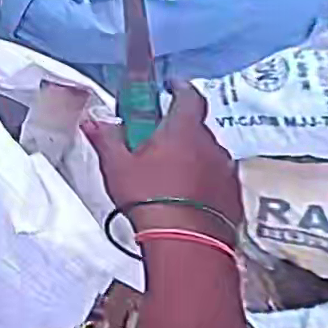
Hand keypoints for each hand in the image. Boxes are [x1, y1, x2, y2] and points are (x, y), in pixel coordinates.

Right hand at [81, 82, 239, 239]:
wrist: (186, 241)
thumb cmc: (147, 195)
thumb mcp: (116, 165)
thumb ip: (106, 138)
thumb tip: (93, 121)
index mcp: (183, 131)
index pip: (189, 97)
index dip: (180, 87)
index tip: (170, 85)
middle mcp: (211, 146)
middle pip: (195, 127)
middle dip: (176, 129)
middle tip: (153, 139)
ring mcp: (226, 172)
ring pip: (206, 153)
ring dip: (189, 155)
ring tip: (166, 171)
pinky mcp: (233, 196)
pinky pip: (215, 176)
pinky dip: (201, 177)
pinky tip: (182, 192)